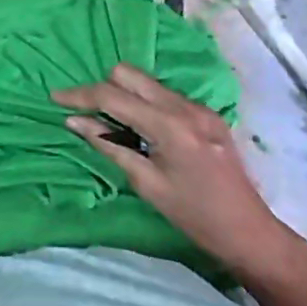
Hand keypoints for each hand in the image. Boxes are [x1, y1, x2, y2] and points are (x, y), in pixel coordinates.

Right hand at [54, 63, 293, 272]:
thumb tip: (75, 122)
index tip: (55, 97)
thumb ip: (110, 146)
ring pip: (147, 81)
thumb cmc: (195, 216)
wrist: (250, 232)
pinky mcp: (205, 113)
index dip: (81, 95)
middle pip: (129, 73)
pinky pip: (164, 95)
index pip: (114, 96)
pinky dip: (145, 104)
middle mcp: (185, 105)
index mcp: (169, 125)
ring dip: (125, 95)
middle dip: (104, 88)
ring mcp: (198, 106)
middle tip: (90, 115)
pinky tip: (144, 132)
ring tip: (115, 126)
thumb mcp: (147, 185)